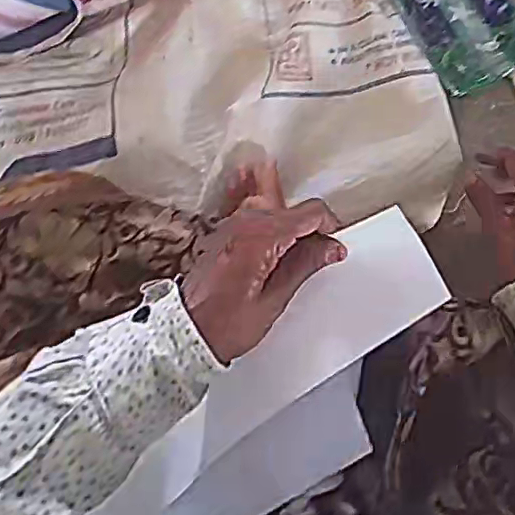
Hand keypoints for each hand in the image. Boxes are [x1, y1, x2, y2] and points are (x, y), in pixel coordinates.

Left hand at [182, 195, 342, 361]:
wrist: (182, 332)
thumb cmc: (221, 323)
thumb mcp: (274, 299)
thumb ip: (305, 265)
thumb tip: (328, 248)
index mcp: (262, 236)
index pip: (311, 212)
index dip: (329, 226)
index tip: (332, 244)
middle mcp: (244, 222)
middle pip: (292, 206)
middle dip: (310, 224)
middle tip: (319, 246)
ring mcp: (230, 224)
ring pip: (269, 199)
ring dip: (287, 209)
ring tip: (297, 220)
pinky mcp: (221, 231)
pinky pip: (244, 202)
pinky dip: (256, 194)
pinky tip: (255, 182)